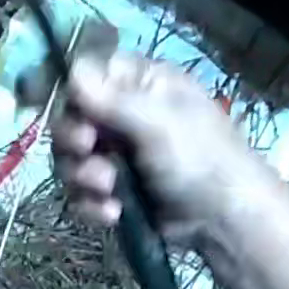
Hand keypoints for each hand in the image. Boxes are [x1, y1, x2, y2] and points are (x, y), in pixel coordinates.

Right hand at [53, 56, 272, 246]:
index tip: (81, 120)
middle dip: (74, 144)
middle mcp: (121, 118)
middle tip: (90, 153)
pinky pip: (81, 197)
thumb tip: (72, 70)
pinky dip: (92, 206)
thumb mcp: (158, 122)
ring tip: (109, 190)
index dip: (74, 100)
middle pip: (70, 123)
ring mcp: (115, 159)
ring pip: (71, 164)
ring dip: (83, 179)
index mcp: (138, 86)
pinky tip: (114, 214)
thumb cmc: (197, 158)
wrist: (218, 218)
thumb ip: (112, 100)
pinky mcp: (111, 195)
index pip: (86, 79)